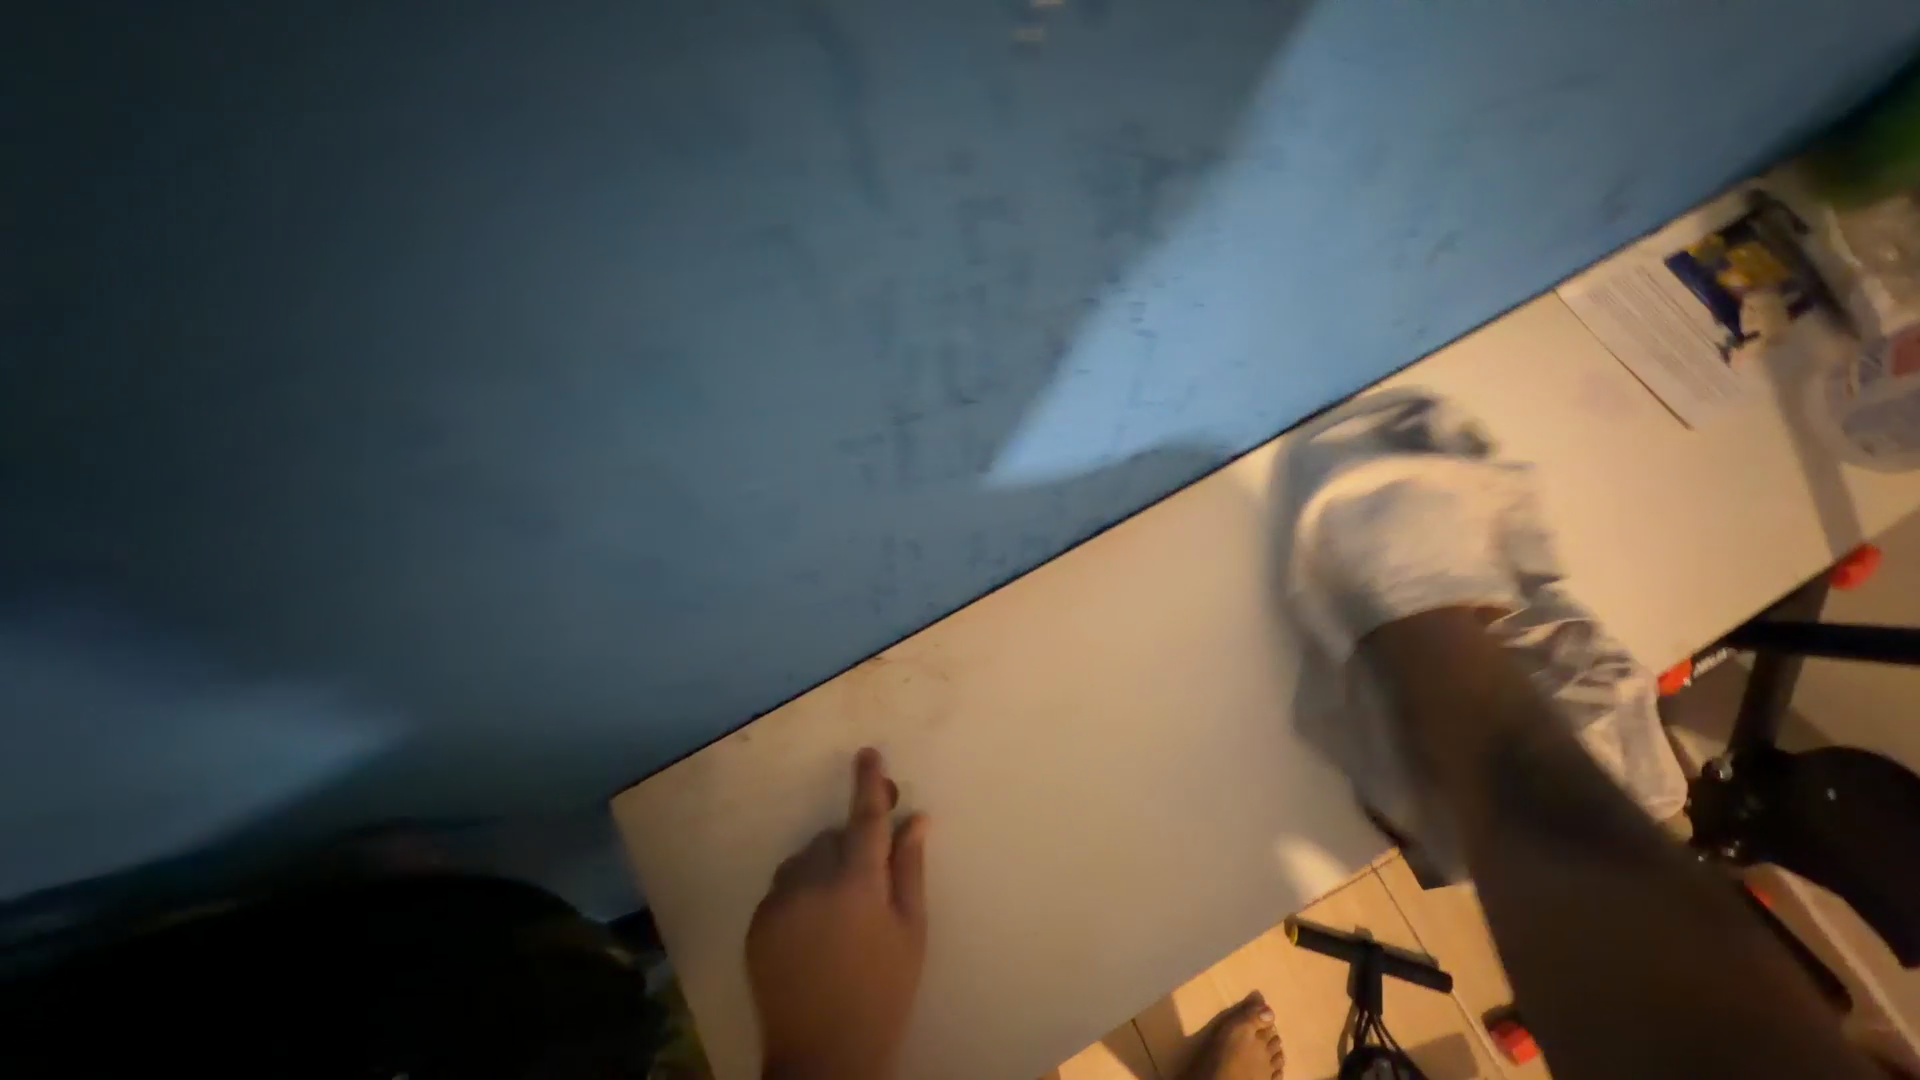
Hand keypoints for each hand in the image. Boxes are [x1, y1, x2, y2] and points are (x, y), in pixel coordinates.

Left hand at [747, 748, 930, 1079]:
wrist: (825, 1054)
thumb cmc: (884, 991)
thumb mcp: (911, 930)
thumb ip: (909, 868)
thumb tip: (917, 818)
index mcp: (858, 883)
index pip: (865, 818)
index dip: (868, 783)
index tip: (868, 753)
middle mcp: (812, 882)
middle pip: (833, 839)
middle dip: (851, 848)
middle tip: (868, 884)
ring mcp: (779, 902)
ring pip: (805, 859)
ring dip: (823, 868)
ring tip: (838, 914)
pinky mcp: (757, 923)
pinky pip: (783, 887)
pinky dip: (799, 893)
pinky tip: (813, 930)